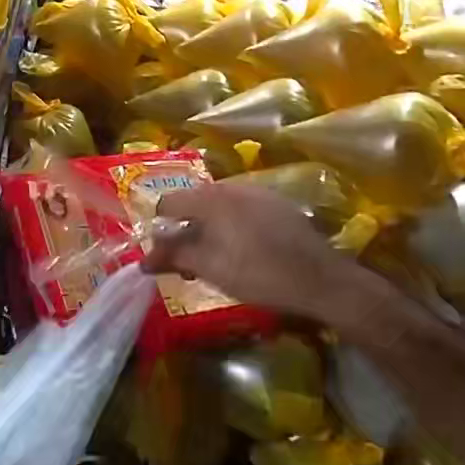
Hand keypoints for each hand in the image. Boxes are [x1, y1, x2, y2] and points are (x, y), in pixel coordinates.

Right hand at [144, 182, 383, 323]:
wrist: (321, 279)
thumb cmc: (258, 273)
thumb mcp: (210, 268)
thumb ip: (174, 257)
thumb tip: (143, 258)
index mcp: (210, 198)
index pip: (168, 203)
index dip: (159, 229)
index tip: (162, 255)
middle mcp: (231, 186)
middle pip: (194, 203)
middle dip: (184, 231)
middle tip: (187, 264)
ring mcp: (257, 192)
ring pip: (219, 207)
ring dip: (209, 229)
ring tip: (215, 261)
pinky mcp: (278, 204)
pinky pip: (243, 210)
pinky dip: (233, 227)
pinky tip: (244, 252)